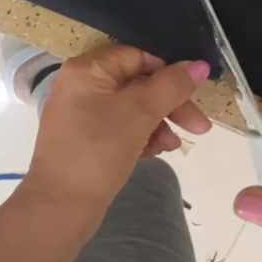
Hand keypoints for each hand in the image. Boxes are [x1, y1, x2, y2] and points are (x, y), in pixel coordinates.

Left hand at [20, 44, 210, 218]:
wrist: (61, 205)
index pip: (137, 56)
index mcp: (87, 69)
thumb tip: (200, 64)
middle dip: (170, 103)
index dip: (168, 71)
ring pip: (132, 108)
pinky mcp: (87, 139)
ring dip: (159, 123)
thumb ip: (171, 86)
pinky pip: (121, 128)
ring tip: (174, 146)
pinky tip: (156, 152)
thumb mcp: (139, 113)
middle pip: (137, 83)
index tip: (195, 92)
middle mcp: (81, 85)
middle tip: (200, 127)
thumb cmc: (98, 149)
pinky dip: (142, 136)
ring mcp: (82, 113)